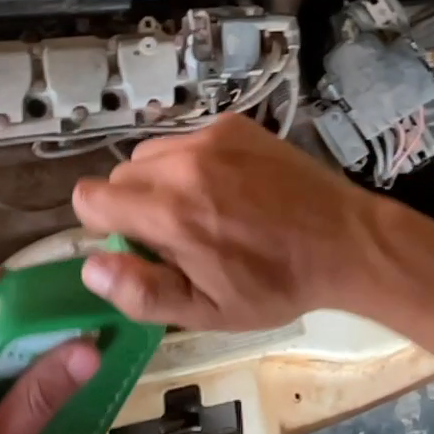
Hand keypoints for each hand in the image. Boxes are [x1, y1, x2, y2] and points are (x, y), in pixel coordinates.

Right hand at [71, 115, 392, 330]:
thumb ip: (142, 291)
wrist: (343, 239)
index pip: (90, 197)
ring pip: (151, 152)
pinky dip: (191, 160)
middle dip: (132, 204)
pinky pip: (186, 138)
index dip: (101, 223)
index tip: (134, 242)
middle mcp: (182, 165)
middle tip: (174, 233)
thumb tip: (90, 266)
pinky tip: (227, 184)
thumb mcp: (208, 311)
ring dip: (159, 179)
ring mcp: (209, 137)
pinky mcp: (232, 123)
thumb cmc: (274, 284)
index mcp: (171, 214)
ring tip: (200, 206)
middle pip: (120, 174)